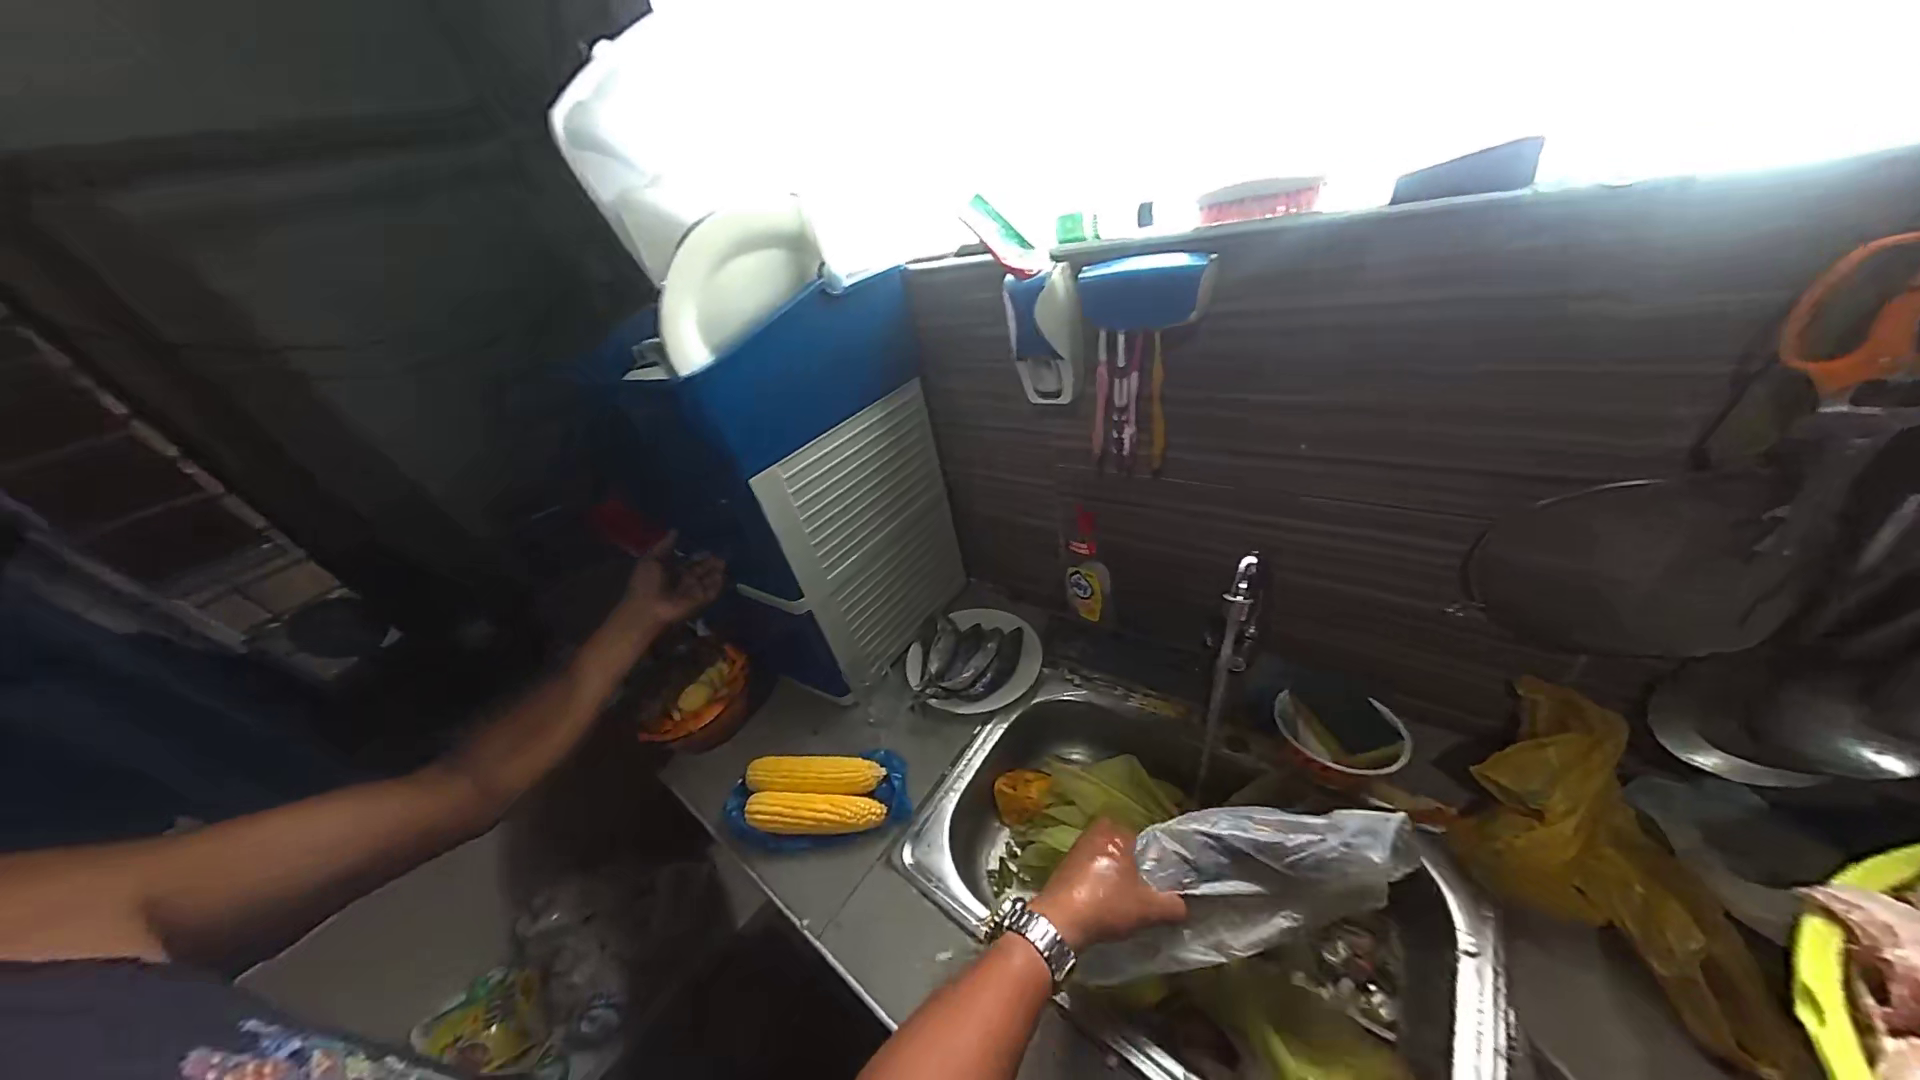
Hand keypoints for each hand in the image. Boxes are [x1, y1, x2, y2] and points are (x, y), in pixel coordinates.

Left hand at [623, 530, 724, 623]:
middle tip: (723, 553)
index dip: (700, 556)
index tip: (710, 548)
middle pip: (702, 570)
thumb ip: (665, 545)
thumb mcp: (651, 560)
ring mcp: (694, 591)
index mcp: (673, 571)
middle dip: (712, 562)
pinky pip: (713, 591)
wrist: (647, 608)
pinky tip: (725, 575)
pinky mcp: (701, 600)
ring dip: (717, 571)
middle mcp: (685, 581)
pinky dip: (719, 584)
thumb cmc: (646, 583)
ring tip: (725, 561)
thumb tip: (675, 530)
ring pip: (709, 579)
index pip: (690, 562)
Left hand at [1029, 818, 1185, 949]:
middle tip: (1140, 886)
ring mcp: (1076, 847)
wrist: (1060, 920)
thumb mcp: (1148, 909)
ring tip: (1121, 897)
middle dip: (1130, 863)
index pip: (1142, 838)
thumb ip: (1173, 905)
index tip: (1155, 878)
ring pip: (1104, 856)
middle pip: (1122, 846)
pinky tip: (1101, 900)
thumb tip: (1183, 905)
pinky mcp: (1064, 864)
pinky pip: (1089, 867)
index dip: (1151, 858)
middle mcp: (1094, 832)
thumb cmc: (1107, 905)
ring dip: (1112, 873)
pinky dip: (1097, 880)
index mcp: (1115, 833)